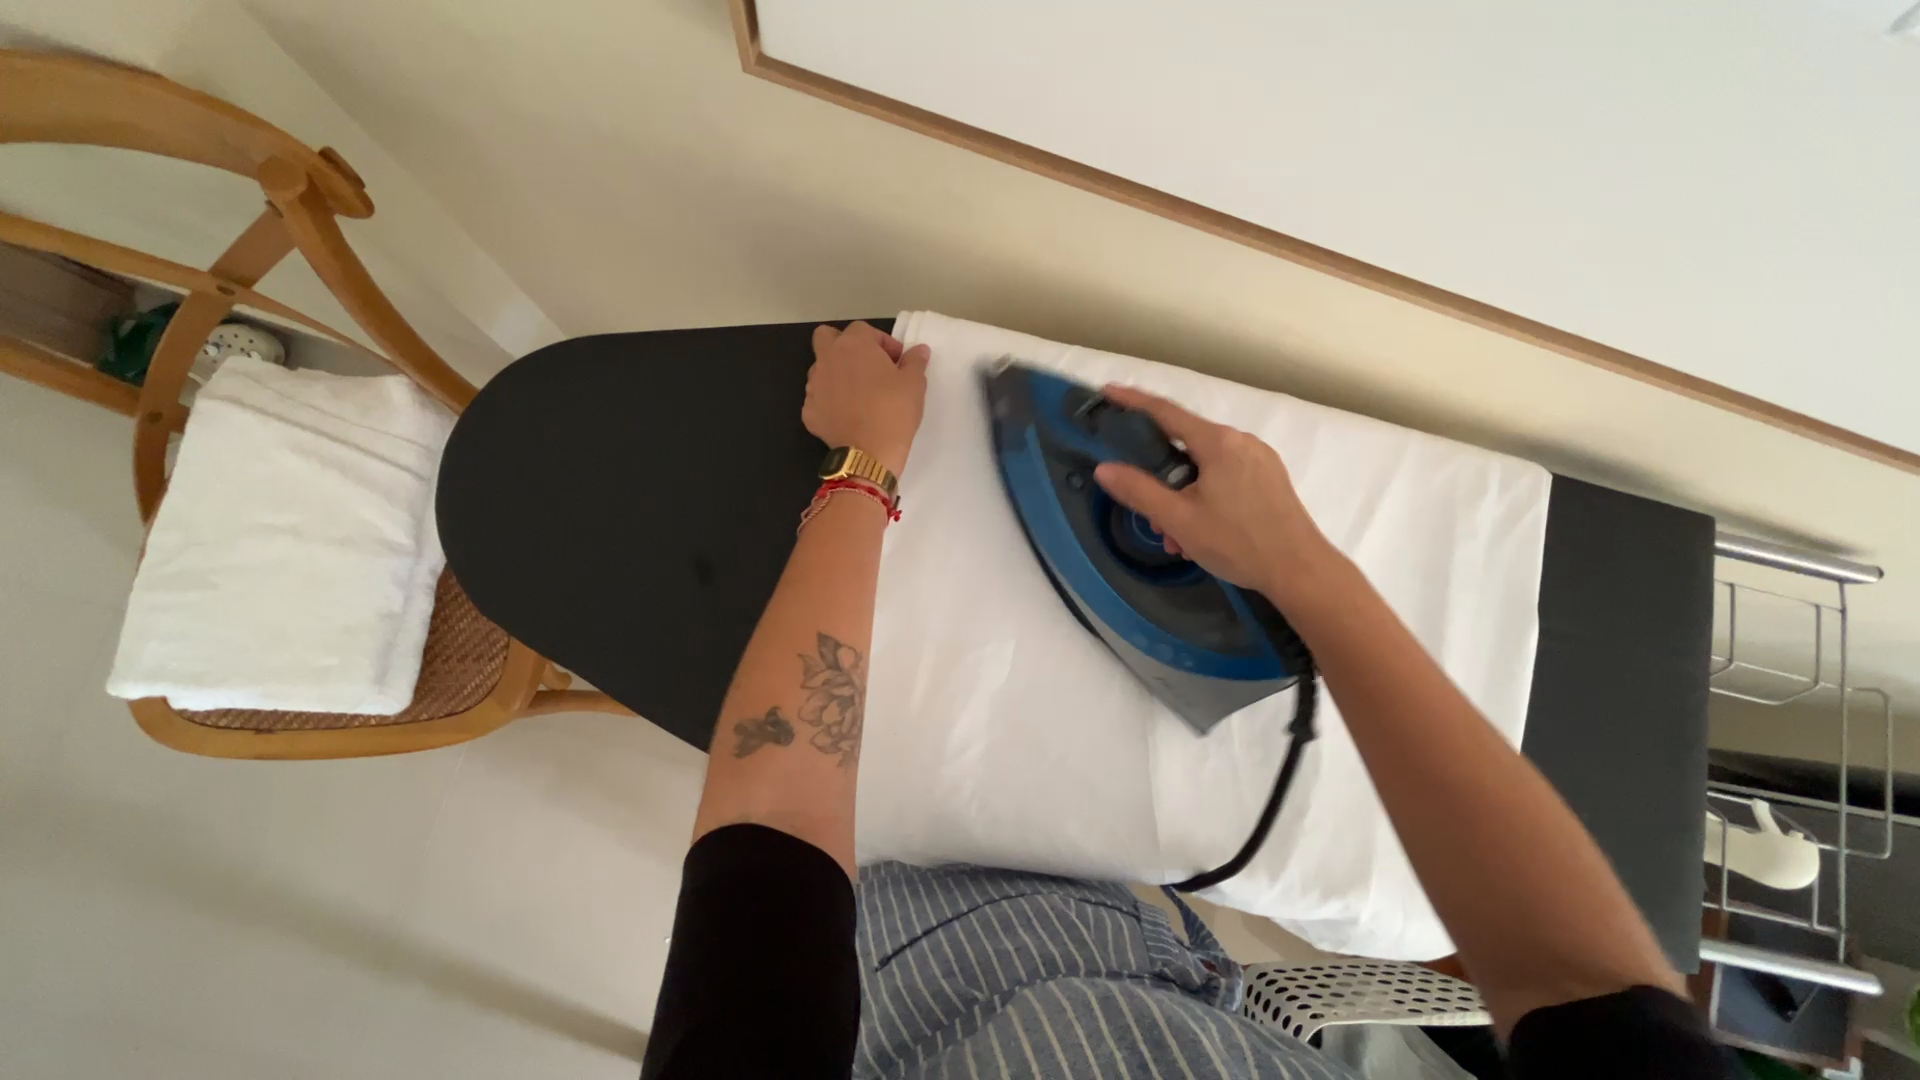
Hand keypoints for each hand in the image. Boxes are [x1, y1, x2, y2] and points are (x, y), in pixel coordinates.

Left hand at [804, 322, 930, 475]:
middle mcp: (828, 360)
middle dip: (844, 346)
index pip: (864, 330)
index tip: (896, 361)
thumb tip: (918, 350)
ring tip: (857, 395)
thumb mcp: (914, 383)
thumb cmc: (894, 410)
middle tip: (866, 366)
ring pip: (820, 369)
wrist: (870, 454)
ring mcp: (814, 387)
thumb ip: (915, 361)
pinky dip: (830, 403)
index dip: (882, 342)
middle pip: (827, 338)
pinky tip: (846, 416)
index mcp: (853, 345)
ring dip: (837, 375)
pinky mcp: (809, 412)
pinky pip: (818, 399)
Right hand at [1092, 385, 1339, 602]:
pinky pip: (1225, 478)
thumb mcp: (1179, 518)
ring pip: (1205, 467)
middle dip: (1160, 479)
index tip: (1108, 392)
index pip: (1166, 412)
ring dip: (1182, 497)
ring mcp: (1260, 460)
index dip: (1133, 402)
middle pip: (1185, 446)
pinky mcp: (1270, 480)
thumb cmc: (1237, 543)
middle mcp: (1241, 441)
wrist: (1300, 571)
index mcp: (1218, 442)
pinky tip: (1200, 532)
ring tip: (1178, 537)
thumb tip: (1105, 468)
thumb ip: (1138, 490)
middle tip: (1149, 514)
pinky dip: (1204, 498)